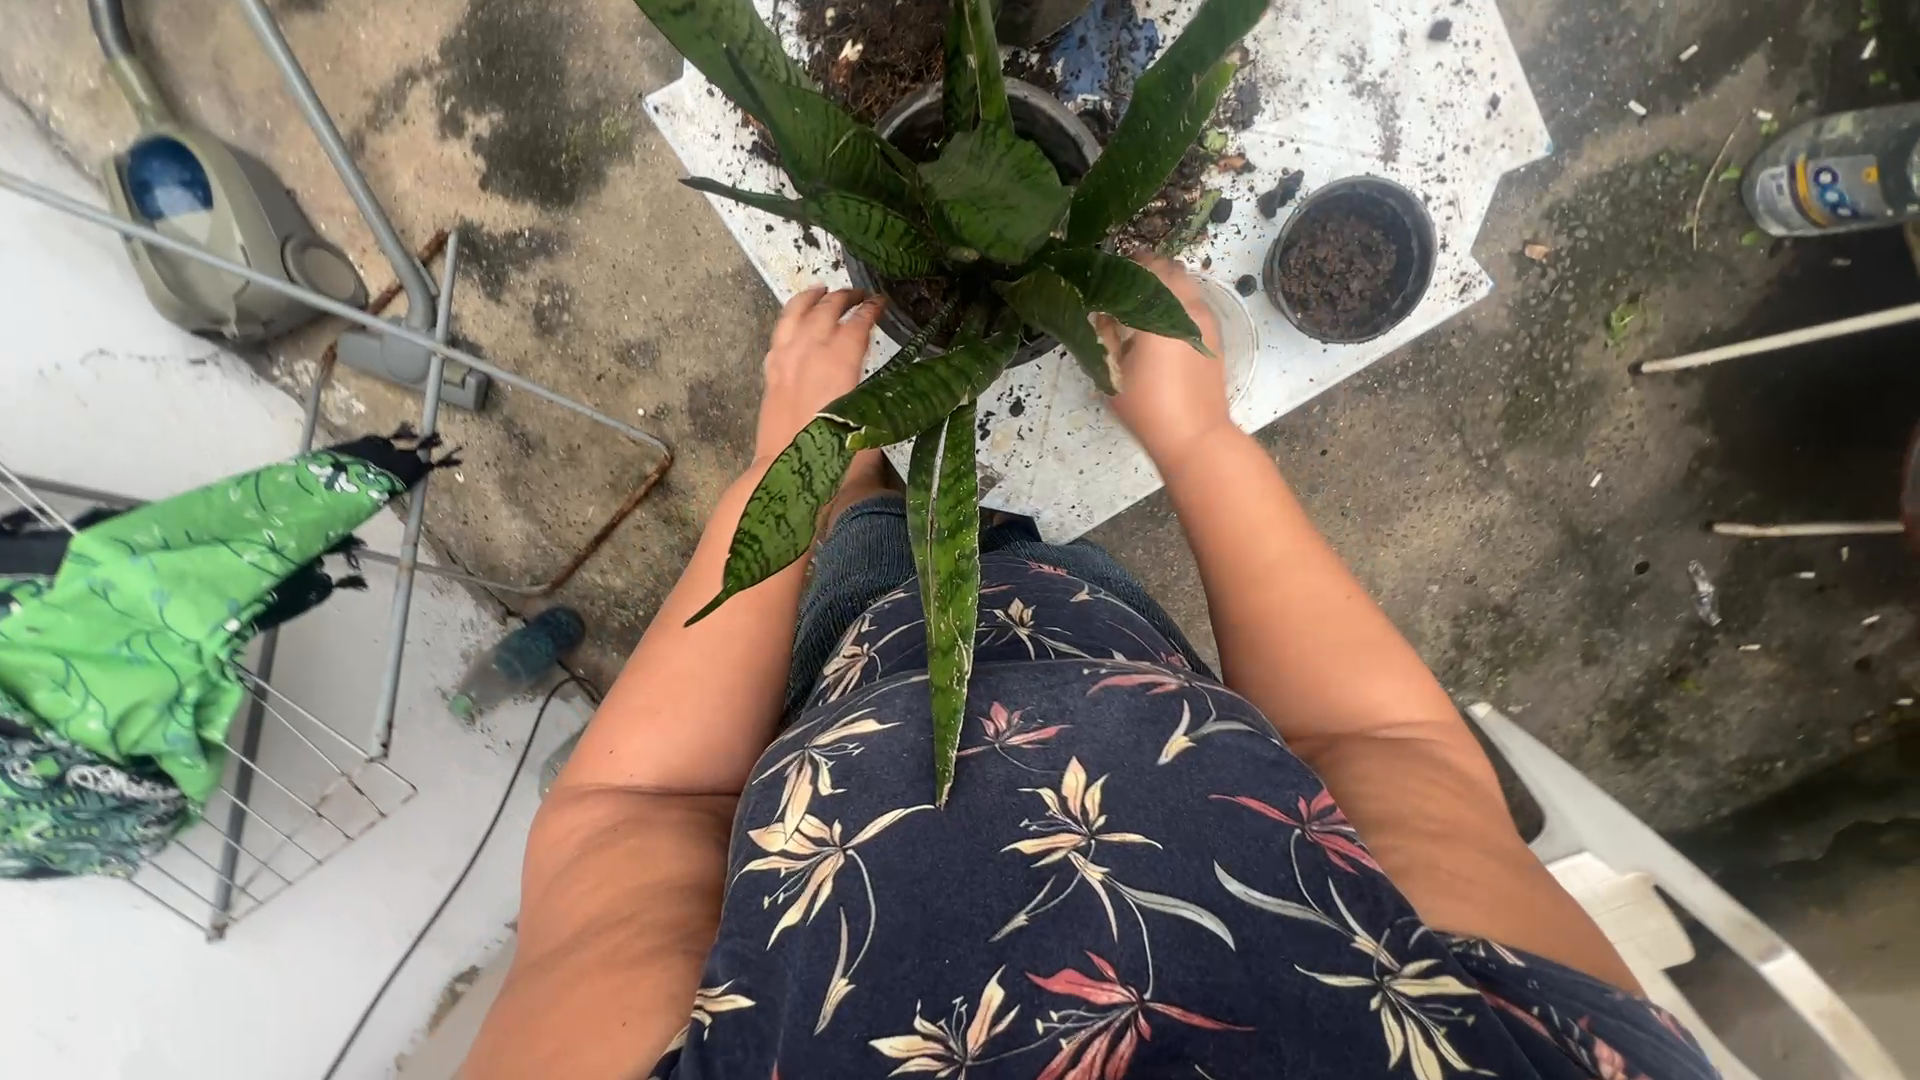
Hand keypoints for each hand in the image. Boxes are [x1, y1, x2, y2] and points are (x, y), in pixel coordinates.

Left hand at [755, 285, 884, 460]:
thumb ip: (874, 399)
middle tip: (859, 294)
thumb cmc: (832, 458)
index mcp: (839, 365)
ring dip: (811, 298)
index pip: (857, 324)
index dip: (871, 309)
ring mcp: (785, 360)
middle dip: (845, 297)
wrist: (786, 474)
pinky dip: (789, 318)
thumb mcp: (866, 427)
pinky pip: (778, 333)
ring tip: (822, 290)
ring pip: (795, 314)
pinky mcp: (770, 373)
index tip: (882, 302)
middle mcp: (809, 354)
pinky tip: (794, 320)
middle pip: (826, 310)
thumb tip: (883, 389)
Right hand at [1104, 255, 1231, 472]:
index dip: (1126, 266)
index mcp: (1161, 312)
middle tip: (1123, 291)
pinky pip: (1195, 307)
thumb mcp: (1113, 373)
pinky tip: (1160, 330)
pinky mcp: (1214, 338)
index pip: (1146, 268)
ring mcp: (1206, 322)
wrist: (1196, 436)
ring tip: (1141, 311)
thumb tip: (1102, 314)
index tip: (1108, 275)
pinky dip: (1178, 306)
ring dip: (1165, 290)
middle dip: (1147, 274)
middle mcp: (1189, 308)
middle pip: (1170, 270)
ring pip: (1186, 287)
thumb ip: (1105, 336)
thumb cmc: (1149, 407)